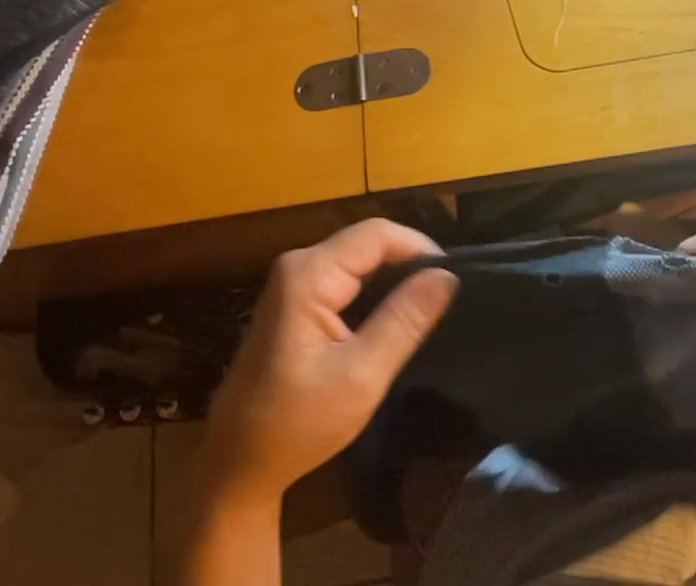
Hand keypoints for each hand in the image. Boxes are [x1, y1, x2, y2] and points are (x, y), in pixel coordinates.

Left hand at [200, 219, 458, 503]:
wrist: (238, 460)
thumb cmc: (296, 424)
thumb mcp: (361, 377)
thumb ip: (404, 321)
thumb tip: (448, 277)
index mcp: (308, 275)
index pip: (377, 234)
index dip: (420, 248)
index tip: (457, 281)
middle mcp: (298, 265)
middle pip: (367, 242)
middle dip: (409, 262)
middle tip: (449, 299)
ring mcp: (294, 282)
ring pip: (358, 260)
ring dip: (394, 278)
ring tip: (431, 308)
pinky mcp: (296, 301)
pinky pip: (345, 280)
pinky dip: (375, 292)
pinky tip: (397, 318)